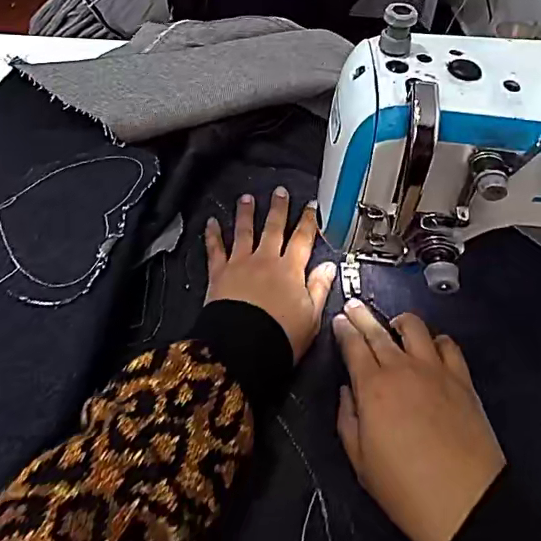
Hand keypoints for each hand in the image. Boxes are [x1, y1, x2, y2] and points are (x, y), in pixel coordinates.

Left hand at [205, 187, 337, 361]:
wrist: (243, 348)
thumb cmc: (281, 337)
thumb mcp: (311, 317)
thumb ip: (319, 288)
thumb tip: (329, 267)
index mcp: (290, 270)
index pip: (302, 239)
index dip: (308, 221)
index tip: (312, 206)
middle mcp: (265, 260)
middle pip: (273, 228)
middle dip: (278, 209)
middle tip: (280, 191)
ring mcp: (240, 264)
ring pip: (244, 231)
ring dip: (246, 213)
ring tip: (247, 198)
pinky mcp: (219, 273)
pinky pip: (215, 249)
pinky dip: (213, 234)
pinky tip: (211, 222)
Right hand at [333, 302, 504, 540]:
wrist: (466, 505)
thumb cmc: (405, 489)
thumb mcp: (360, 462)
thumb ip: (347, 419)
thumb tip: (348, 392)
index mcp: (372, 387)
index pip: (353, 344)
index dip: (344, 329)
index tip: (339, 321)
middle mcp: (402, 368)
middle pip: (378, 330)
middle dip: (362, 315)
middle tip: (354, 307)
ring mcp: (435, 370)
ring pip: (414, 327)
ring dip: (399, 323)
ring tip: (394, 326)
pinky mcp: (462, 379)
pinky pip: (448, 345)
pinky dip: (436, 341)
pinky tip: (432, 348)